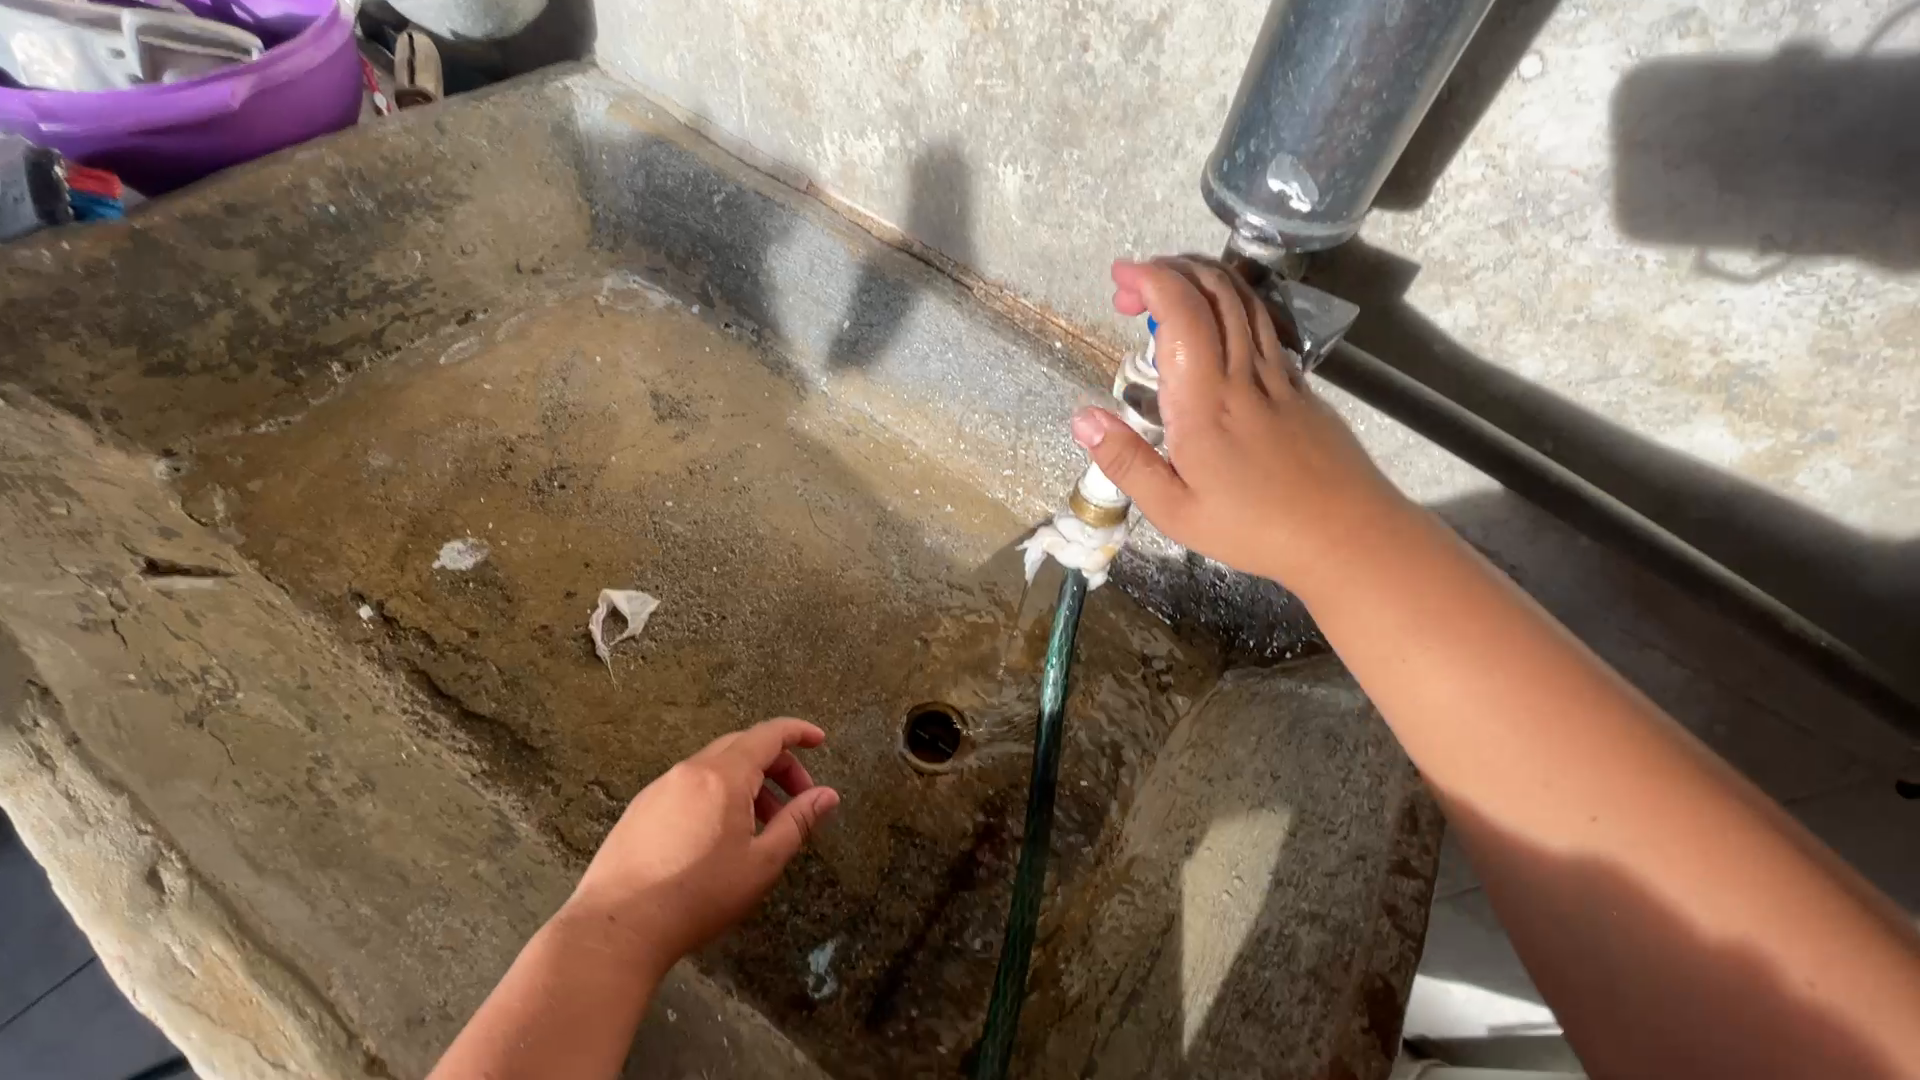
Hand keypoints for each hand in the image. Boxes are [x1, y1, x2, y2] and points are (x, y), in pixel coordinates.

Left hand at [563, 719, 839, 969]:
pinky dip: (718, 795)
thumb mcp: (761, 863)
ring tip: (761, 827)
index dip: (798, 732)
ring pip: (715, 767)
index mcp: (723, 776)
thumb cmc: (699, 897)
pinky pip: (689, 786)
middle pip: (743, 747)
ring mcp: (660, 788)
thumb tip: (828, 795)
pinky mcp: (640, 809)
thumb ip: (798, 822)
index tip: (819, 740)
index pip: (769, 734)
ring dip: (748, 784)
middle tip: (798, 798)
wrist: (616, 929)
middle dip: (777, 765)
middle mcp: (690, 770)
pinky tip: (720, 837)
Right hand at [1072, 256, 1413, 595]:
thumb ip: (1126, 462)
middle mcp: (1242, 375)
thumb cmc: (1254, 529)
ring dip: (1201, 278)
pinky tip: (1215, 323)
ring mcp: (1277, 375)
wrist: (1346, 535)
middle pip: (1214, 291)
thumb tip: (1081, 418)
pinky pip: (1263, 326)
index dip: (1151, 280)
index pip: (1181, 314)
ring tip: (1167, 289)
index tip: (1120, 277)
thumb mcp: (1174, 511)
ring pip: (1243, 300)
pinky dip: (1231, 304)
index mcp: (1205, 403)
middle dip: (1169, 270)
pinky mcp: (1299, 385)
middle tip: (1131, 288)